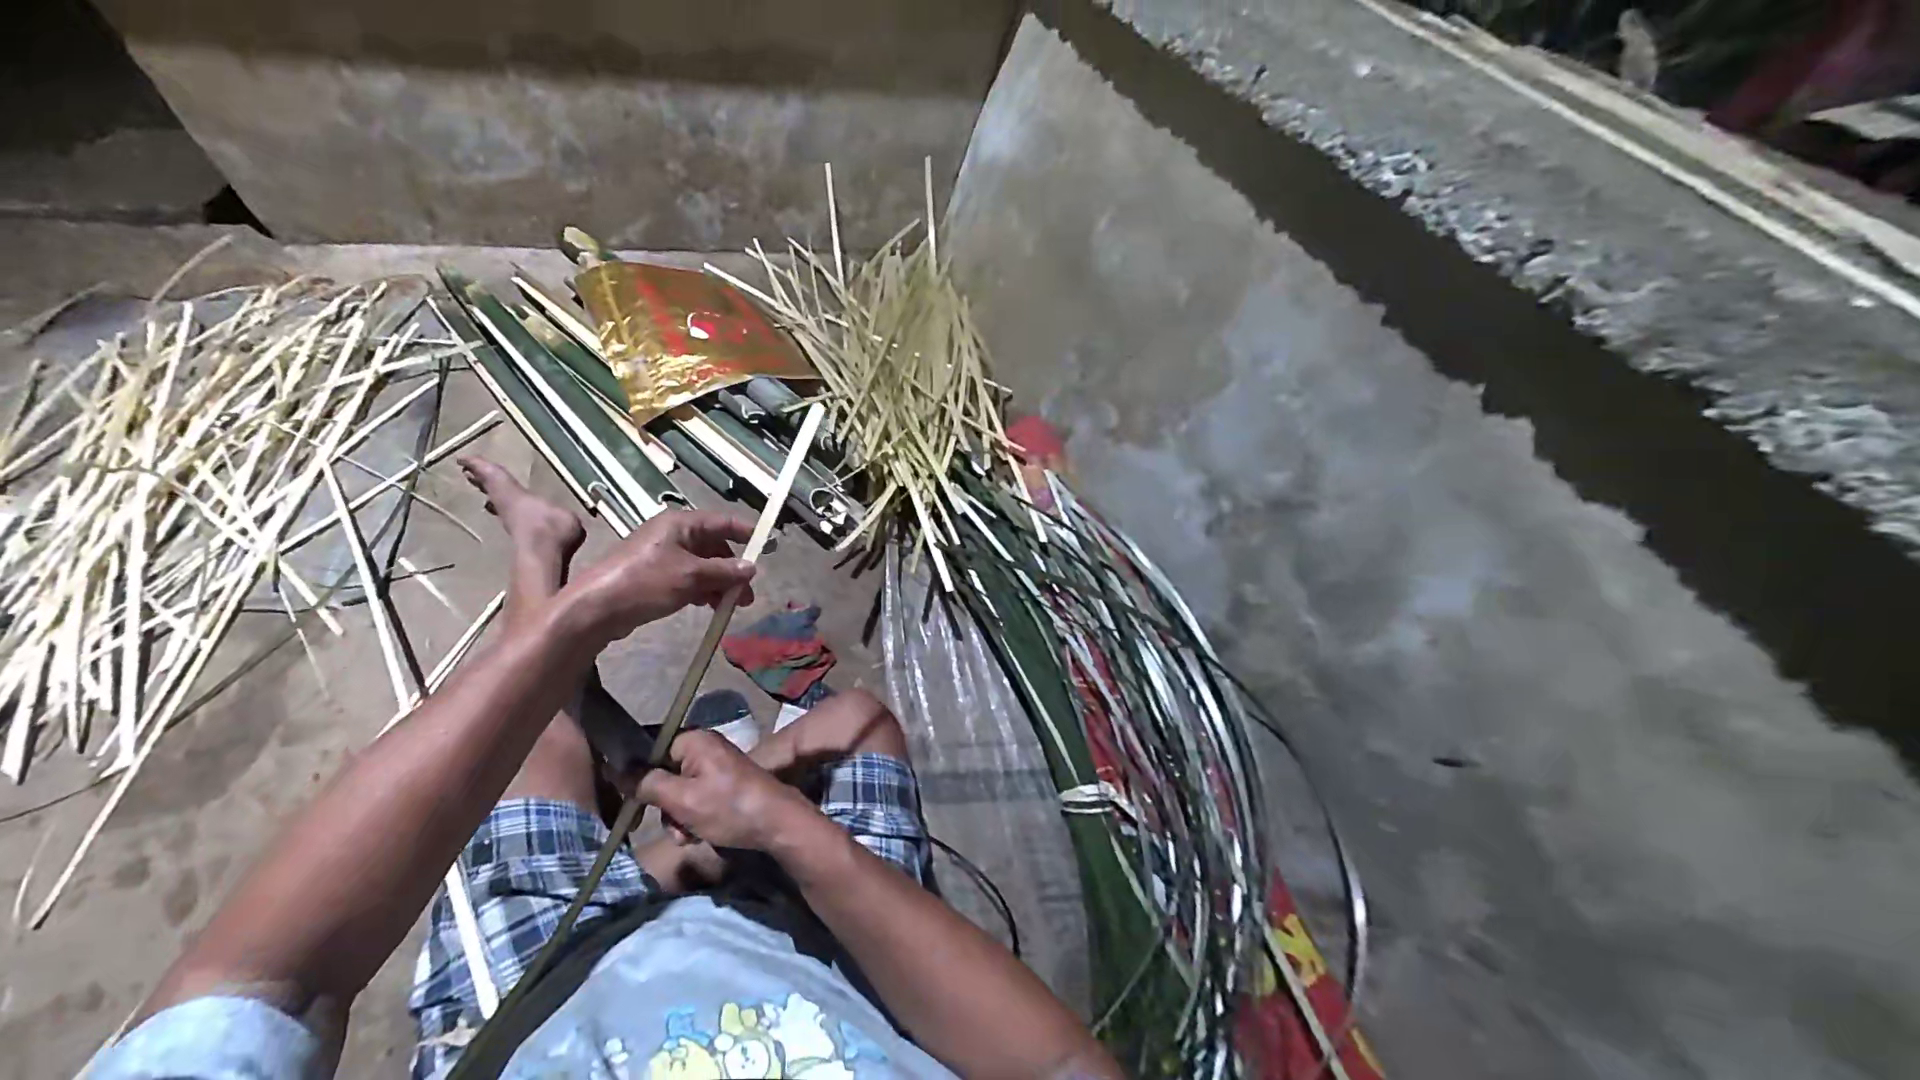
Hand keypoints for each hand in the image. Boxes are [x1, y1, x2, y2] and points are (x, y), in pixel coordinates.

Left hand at [560, 510, 755, 640]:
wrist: (597, 609)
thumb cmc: (645, 583)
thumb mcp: (691, 576)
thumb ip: (725, 571)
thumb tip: (751, 567)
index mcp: (680, 524)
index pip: (723, 522)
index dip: (748, 533)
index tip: (769, 545)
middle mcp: (672, 535)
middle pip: (714, 546)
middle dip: (733, 569)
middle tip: (747, 593)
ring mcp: (662, 555)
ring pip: (703, 565)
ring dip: (719, 583)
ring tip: (730, 605)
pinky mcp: (654, 575)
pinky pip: (688, 577)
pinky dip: (702, 589)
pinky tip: (709, 605)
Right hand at [638, 731, 824, 852]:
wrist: (776, 823)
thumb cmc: (728, 807)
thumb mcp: (680, 799)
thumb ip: (646, 783)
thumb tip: (615, 769)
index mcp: (694, 739)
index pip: (648, 746)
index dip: (633, 771)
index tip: (626, 796)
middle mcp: (704, 746)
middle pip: (662, 773)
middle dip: (663, 805)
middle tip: (674, 823)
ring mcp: (715, 765)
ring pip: (677, 791)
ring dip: (678, 817)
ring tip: (690, 834)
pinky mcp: (723, 784)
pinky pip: (695, 798)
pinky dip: (693, 817)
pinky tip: (699, 834)